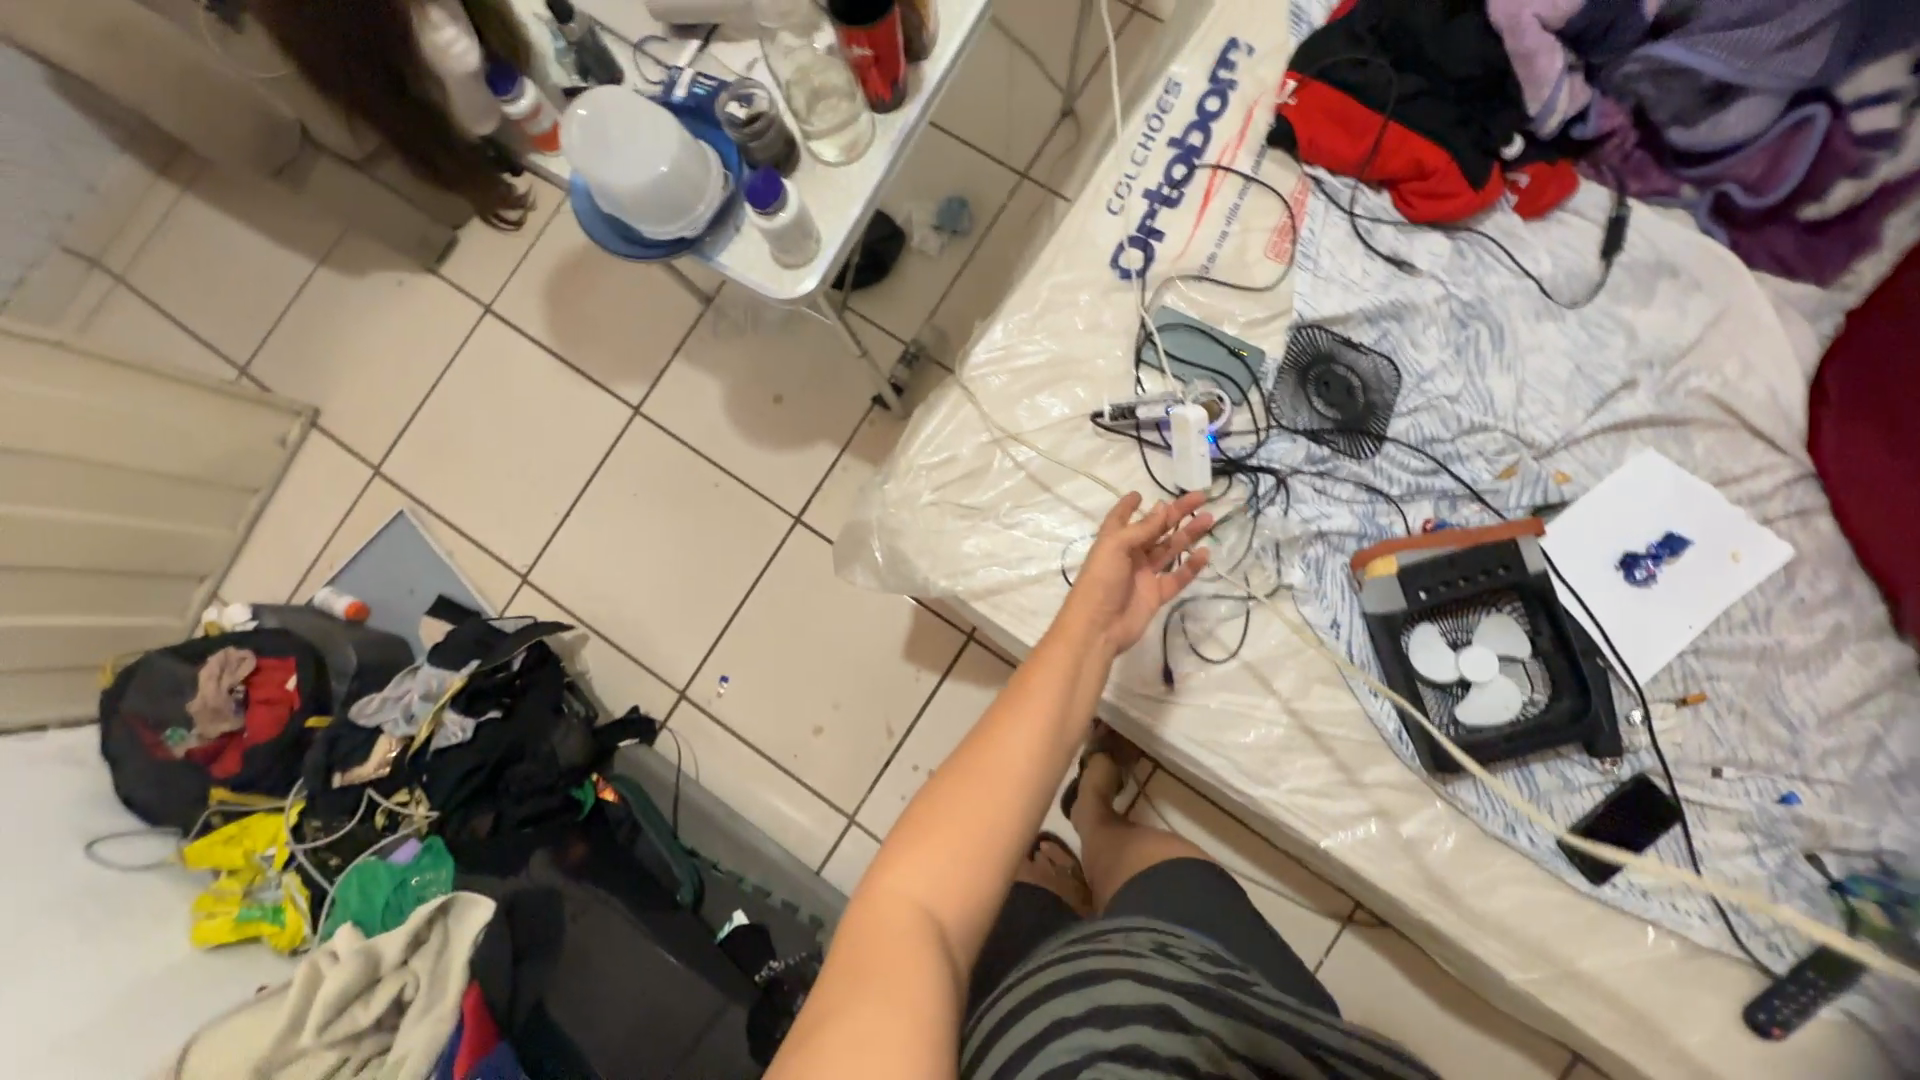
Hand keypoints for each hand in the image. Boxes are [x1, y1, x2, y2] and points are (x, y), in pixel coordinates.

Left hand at [1057, 491, 1212, 655]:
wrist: (1098, 626)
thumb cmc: (1100, 580)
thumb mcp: (1116, 547)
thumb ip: (1142, 528)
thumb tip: (1163, 507)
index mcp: (1114, 540)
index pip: (1121, 518)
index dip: (1129, 505)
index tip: (1140, 493)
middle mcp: (1129, 555)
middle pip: (1155, 529)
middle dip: (1175, 514)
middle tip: (1200, 498)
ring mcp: (1144, 575)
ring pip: (1169, 550)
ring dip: (1188, 534)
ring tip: (1209, 519)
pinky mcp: (1156, 595)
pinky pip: (1177, 577)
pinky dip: (1190, 566)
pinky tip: (1205, 553)